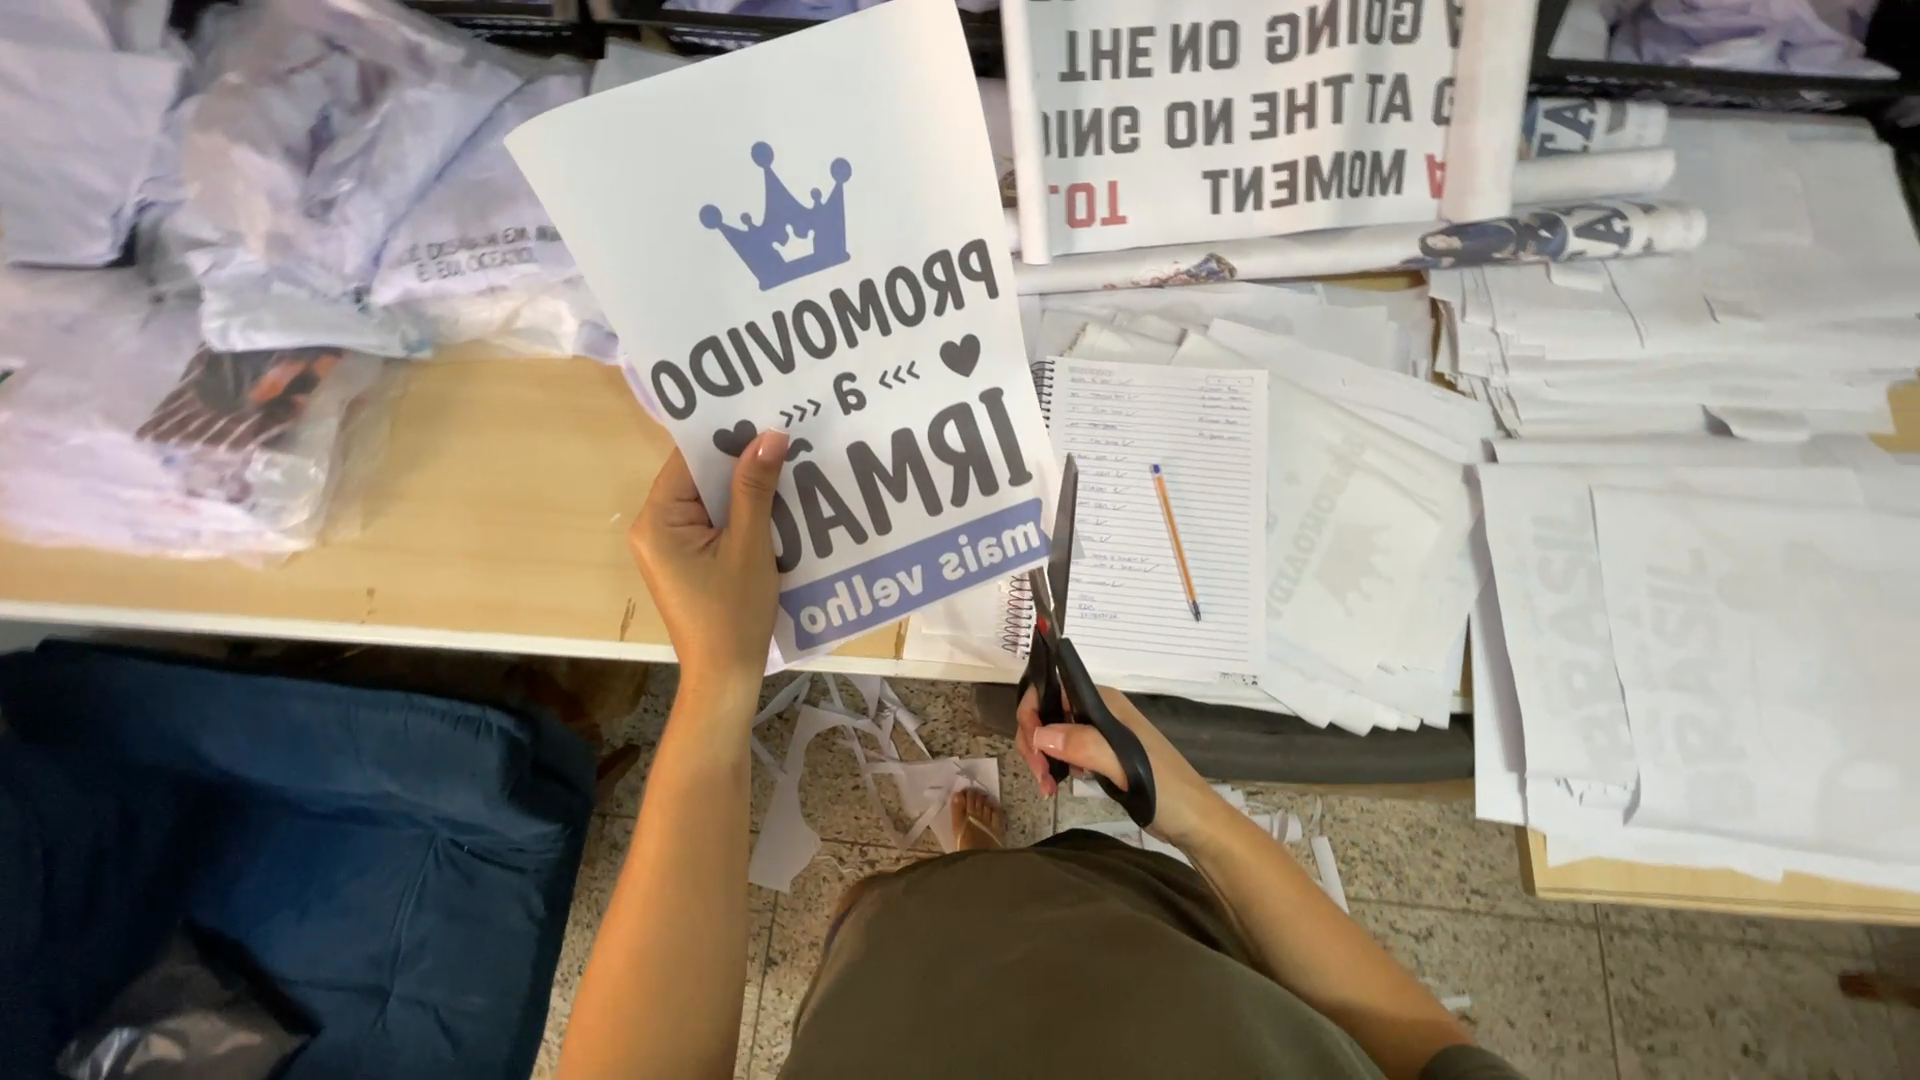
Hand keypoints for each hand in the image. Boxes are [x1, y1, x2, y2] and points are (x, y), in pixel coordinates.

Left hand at [629, 432, 787, 697]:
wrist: (725, 675)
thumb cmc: (734, 613)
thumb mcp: (750, 546)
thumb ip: (755, 488)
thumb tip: (770, 434)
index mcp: (658, 520)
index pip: (689, 459)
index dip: (727, 437)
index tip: (766, 418)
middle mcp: (654, 527)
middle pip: (698, 477)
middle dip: (740, 462)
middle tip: (784, 438)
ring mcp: (669, 545)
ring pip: (709, 499)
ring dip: (744, 489)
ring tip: (786, 466)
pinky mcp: (686, 560)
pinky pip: (713, 523)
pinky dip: (740, 514)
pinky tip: (774, 506)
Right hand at [1016, 684, 1229, 849]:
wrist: (1194, 820)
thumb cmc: (1166, 788)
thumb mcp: (1125, 765)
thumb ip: (1084, 746)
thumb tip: (1041, 734)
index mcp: (1104, 702)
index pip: (1051, 690)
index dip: (1032, 714)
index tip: (1032, 750)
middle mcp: (1098, 711)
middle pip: (1046, 714)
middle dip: (1034, 742)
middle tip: (1040, 778)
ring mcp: (1098, 734)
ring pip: (1051, 735)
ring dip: (1041, 758)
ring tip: (1046, 788)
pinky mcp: (1099, 756)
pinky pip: (1063, 753)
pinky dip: (1052, 767)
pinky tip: (1055, 787)